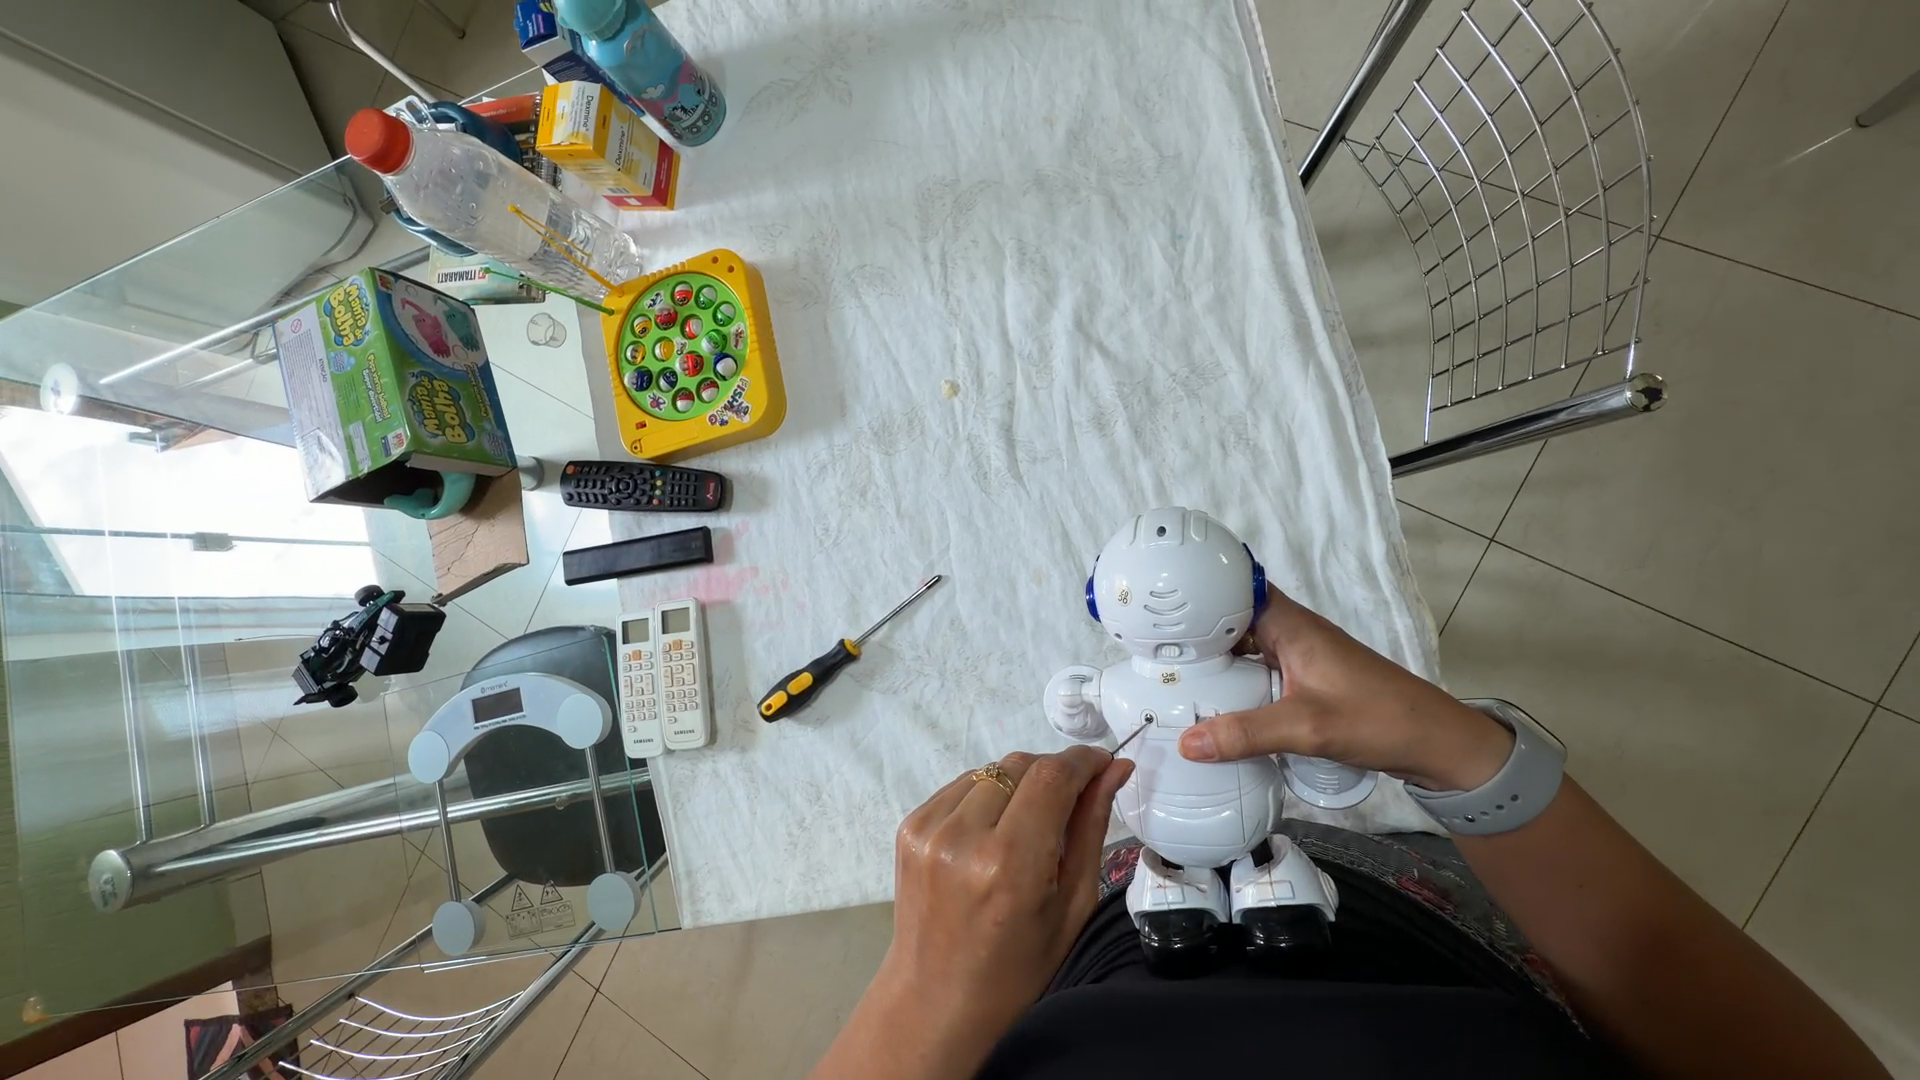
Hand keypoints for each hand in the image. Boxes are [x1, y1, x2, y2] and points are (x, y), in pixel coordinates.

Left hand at [872, 747, 1132, 1061]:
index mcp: (1008, 863)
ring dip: (1019, 782)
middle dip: (1053, 772)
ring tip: (1028, 824)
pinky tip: (994, 830)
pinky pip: (962, 785)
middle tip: (1070, 801)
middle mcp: (963, 836)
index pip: (1051, 777)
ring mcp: (929, 828)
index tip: (1102, 762)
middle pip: (1020, 764)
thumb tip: (1116, 767)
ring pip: (990, 769)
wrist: (935, 1000)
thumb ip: (1091, 826)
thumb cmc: (1017, 967)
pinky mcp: (910, 824)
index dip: (1082, 760)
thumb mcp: (1071, 905)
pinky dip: (987, 795)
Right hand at [1179, 585, 1511, 790]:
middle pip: (1232, 617)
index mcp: (1291, 625)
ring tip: (1170, 670)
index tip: (1159, 603)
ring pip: (1242, 644)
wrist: (1438, 744)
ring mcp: (1297, 655)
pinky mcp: (1302, 679)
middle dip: (1194, 627)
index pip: (1235, 588)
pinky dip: (1232, 677)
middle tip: (1150, 643)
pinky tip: (1211, 697)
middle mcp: (1291, 632)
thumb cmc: (1378, 719)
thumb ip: (1245, 733)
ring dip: (1213, 655)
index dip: (1198, 589)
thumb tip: (1186, 743)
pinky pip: (1255, 668)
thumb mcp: (1306, 728)